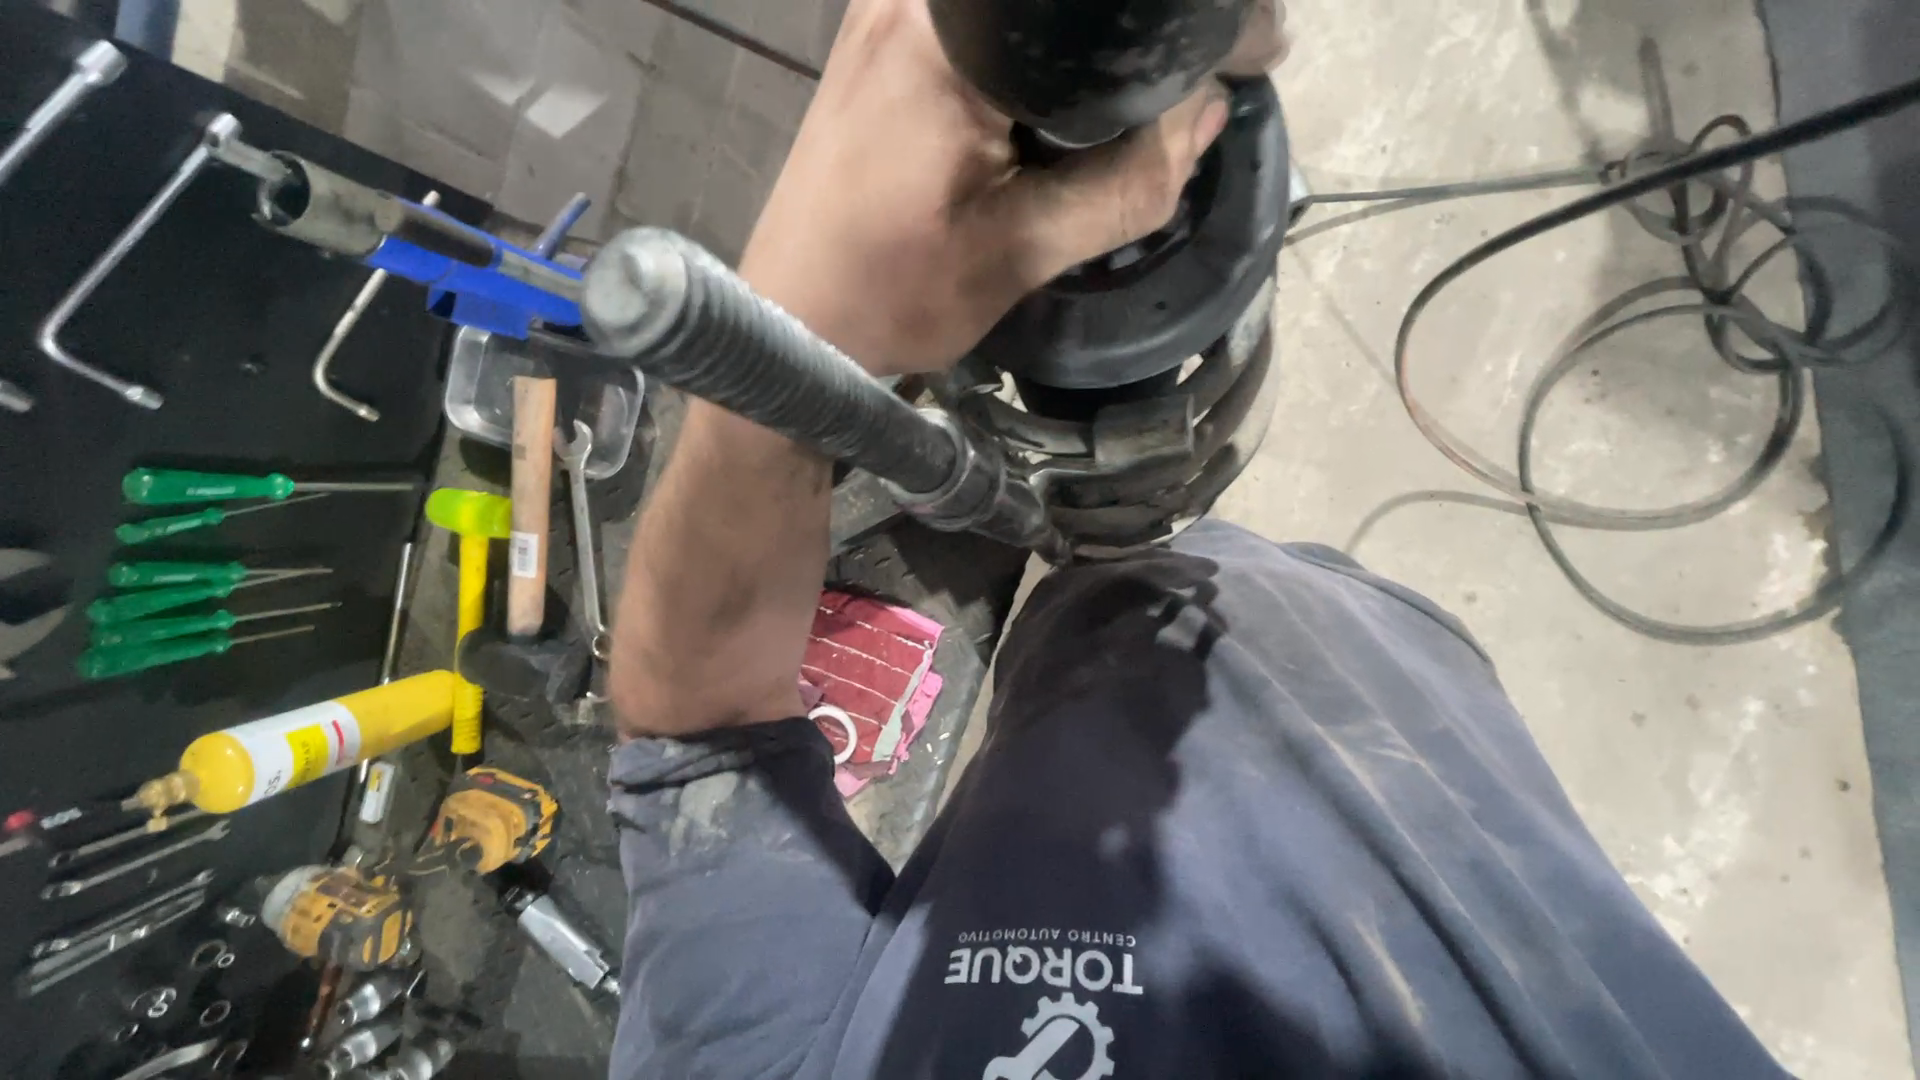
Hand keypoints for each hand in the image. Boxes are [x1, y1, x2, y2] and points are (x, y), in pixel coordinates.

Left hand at [741, 0, 1259, 377]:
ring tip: (1135, 114)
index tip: (1245, 60)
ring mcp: (889, 16)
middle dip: (1136, 44)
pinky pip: (985, 36)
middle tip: (1192, 94)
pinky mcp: (880, 49)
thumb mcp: (1018, 254)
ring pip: (1027, 19)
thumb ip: (1124, 185)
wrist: (795, 327)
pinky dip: (1037, 70)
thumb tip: (1206, 117)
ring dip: (1086, 59)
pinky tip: (1057, 120)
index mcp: (947, 33)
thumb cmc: (891, 298)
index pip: (1099, 4)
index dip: (1184, 29)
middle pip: (1063, 3)